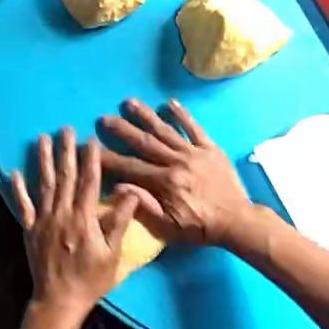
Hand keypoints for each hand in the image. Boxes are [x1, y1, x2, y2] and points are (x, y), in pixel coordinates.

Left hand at [12, 127, 140, 328]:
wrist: (59, 300)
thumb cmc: (91, 280)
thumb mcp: (113, 254)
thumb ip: (120, 222)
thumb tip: (130, 193)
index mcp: (84, 219)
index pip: (89, 182)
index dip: (90, 160)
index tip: (91, 140)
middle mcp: (62, 214)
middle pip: (65, 177)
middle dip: (66, 151)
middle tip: (66, 128)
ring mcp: (43, 221)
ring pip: (44, 185)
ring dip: (43, 160)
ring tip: (43, 139)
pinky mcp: (30, 230)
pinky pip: (23, 206)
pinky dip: (18, 189)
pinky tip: (15, 172)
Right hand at [100, 98, 254, 245]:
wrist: (238, 221)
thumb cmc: (200, 227)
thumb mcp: (168, 227)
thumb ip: (143, 206)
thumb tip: (118, 186)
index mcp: (164, 182)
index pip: (129, 166)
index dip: (108, 157)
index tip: (91, 147)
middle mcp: (176, 162)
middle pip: (144, 142)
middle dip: (122, 129)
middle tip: (104, 118)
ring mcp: (194, 153)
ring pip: (165, 130)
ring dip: (146, 115)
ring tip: (129, 102)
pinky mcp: (211, 149)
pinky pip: (195, 128)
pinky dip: (182, 114)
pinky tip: (169, 102)